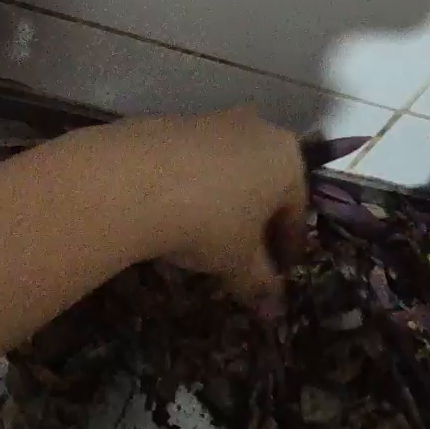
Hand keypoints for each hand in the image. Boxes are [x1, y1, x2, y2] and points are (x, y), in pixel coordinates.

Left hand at [85, 109, 307, 312]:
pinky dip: (188, 185)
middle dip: (254, 219)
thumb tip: (273, 309)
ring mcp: (211, 119)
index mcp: (286, 158)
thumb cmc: (207, 221)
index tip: (278, 272)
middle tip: (241, 254)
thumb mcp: (238, 262)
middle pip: (263, 182)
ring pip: (226, 168)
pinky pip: (190, 160)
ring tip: (200, 236)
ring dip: (220, 200)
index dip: (288, 246)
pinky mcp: (170, 120)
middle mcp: (255, 129)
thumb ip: (260, 284)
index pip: (297, 208)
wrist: (132, 180)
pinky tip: (169, 211)